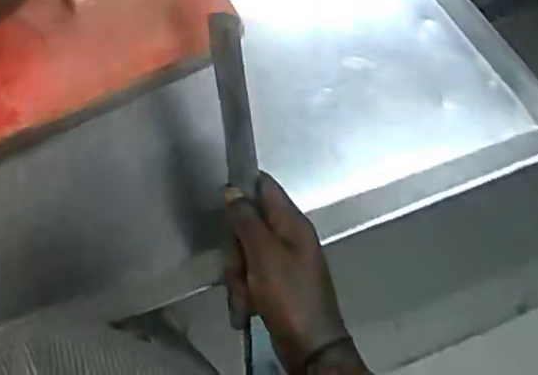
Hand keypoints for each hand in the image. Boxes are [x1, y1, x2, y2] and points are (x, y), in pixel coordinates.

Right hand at [225, 173, 362, 371]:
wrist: (312, 353)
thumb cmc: (289, 296)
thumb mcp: (262, 253)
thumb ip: (245, 217)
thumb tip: (232, 189)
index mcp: (292, 223)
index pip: (264, 185)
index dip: (242, 187)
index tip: (224, 203)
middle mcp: (288, 237)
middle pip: (248, 220)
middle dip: (235, 245)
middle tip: (238, 264)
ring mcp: (282, 261)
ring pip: (244, 249)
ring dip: (237, 272)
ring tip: (243, 293)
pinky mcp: (276, 283)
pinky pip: (250, 273)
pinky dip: (244, 289)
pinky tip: (245, 306)